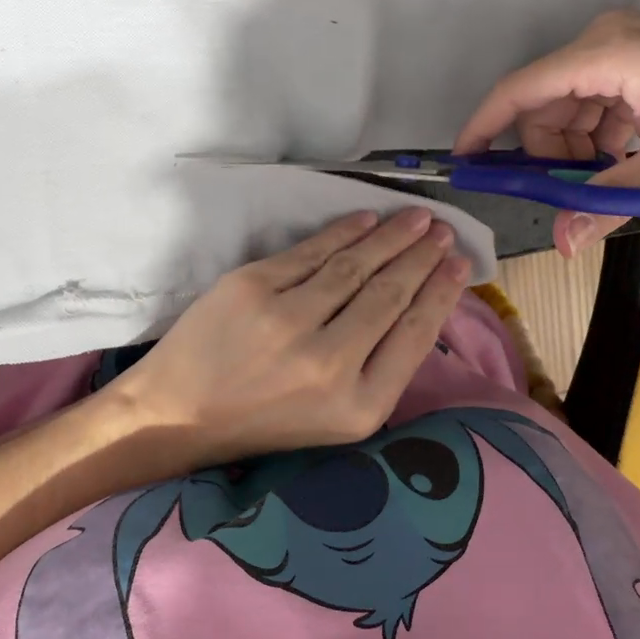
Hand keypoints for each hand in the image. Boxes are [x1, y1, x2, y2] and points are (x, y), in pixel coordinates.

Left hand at [108, 208, 470, 465]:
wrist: (179, 411)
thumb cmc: (263, 419)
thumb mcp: (336, 419)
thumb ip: (379, 369)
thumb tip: (420, 305)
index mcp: (358, 406)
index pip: (416, 333)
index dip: (442, 292)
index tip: (460, 263)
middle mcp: (329, 363)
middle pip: (390, 293)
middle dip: (422, 257)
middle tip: (442, 231)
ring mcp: (288, 320)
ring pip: (356, 266)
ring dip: (392, 237)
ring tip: (416, 219)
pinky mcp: (253, 287)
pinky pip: (312, 251)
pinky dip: (344, 232)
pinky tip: (367, 220)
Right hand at [454, 11, 639, 255]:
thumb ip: (609, 201)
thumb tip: (561, 244)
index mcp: (605, 55)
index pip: (520, 90)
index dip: (485, 127)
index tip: (465, 162)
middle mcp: (604, 40)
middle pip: (543, 101)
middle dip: (546, 152)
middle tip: (567, 195)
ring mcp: (623, 46)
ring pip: (568, 103)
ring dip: (575, 147)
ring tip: (609, 181)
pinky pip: (595, 98)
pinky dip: (598, 134)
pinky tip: (627, 158)